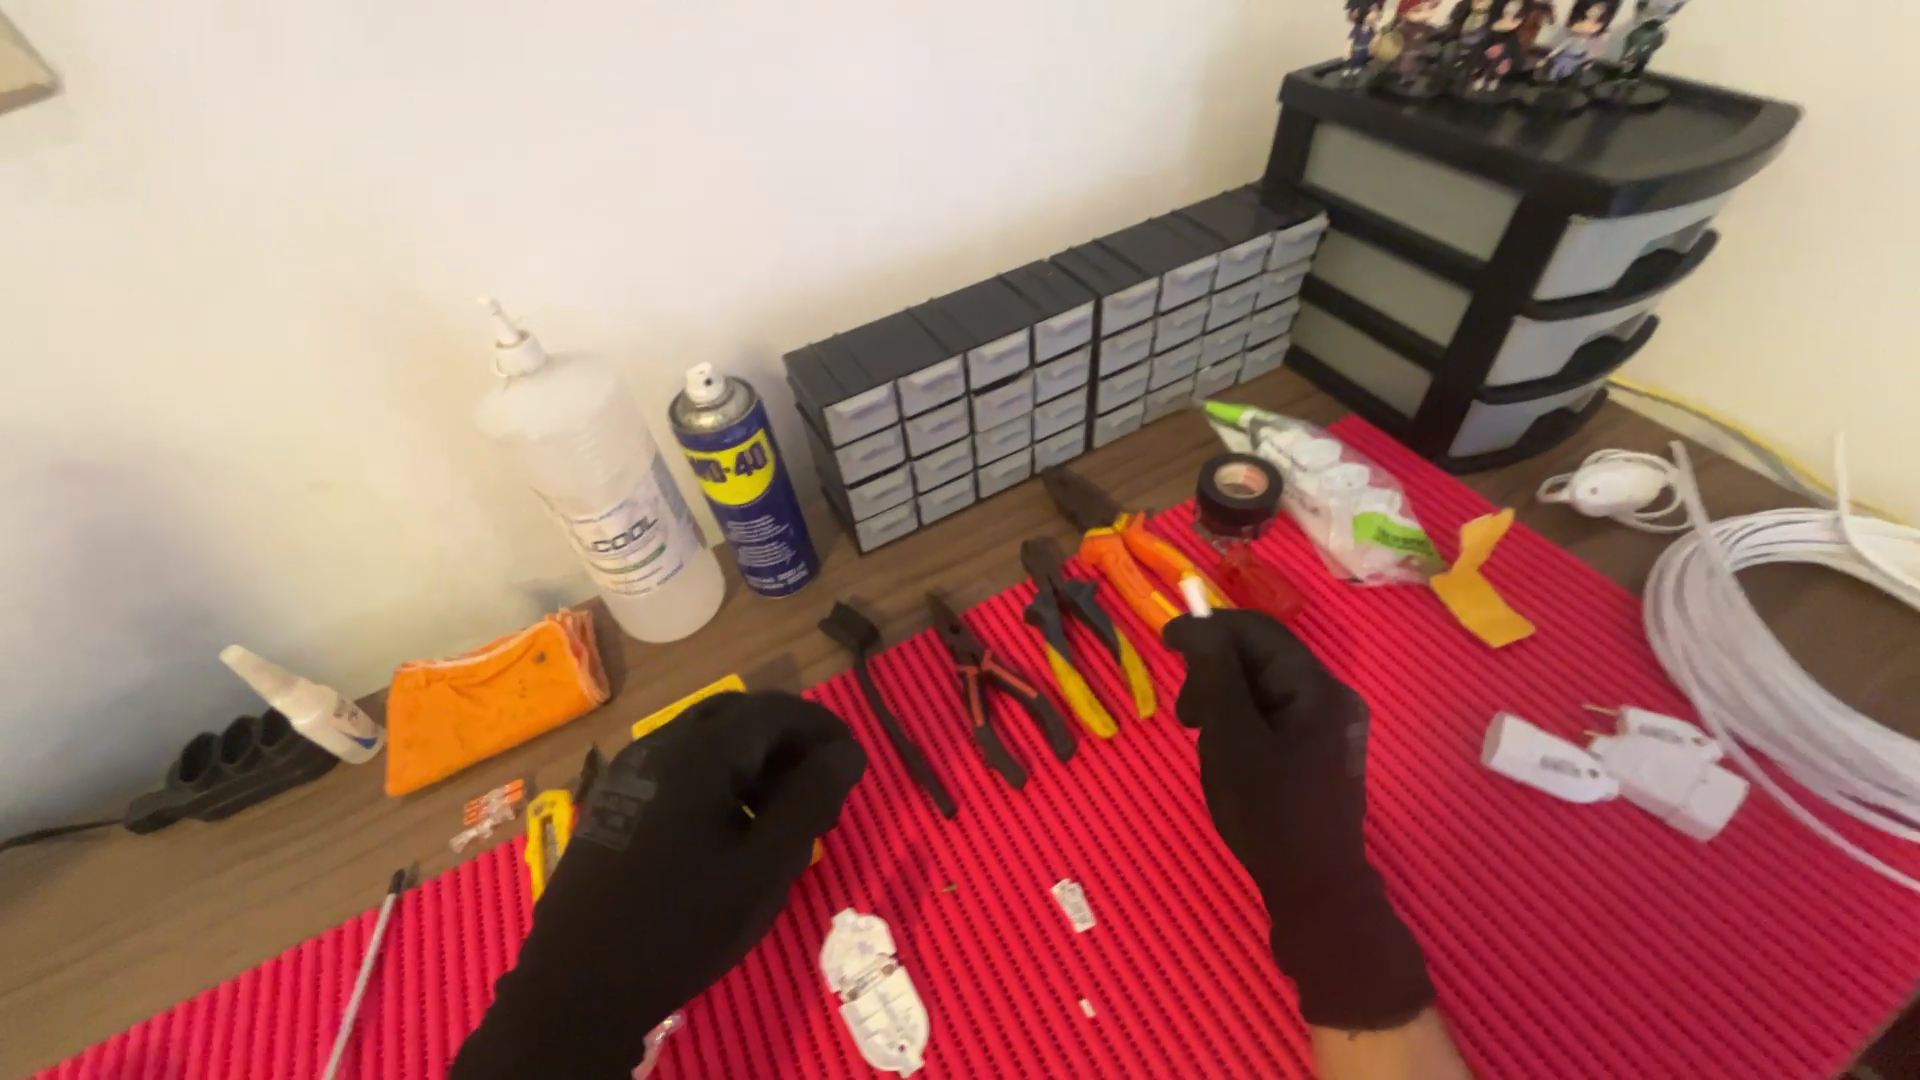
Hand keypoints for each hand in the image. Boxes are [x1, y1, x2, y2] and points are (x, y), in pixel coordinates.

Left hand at [453, 691, 866, 1079]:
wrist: (574, 993)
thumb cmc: (682, 927)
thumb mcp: (765, 867)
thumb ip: (812, 799)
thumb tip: (849, 751)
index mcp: (697, 752)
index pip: (775, 710)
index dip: (822, 727)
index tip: (852, 763)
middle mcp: (660, 744)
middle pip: (741, 716)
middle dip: (788, 742)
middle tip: (819, 789)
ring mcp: (631, 769)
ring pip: (709, 738)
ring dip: (755, 760)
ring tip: (780, 815)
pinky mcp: (616, 798)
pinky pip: (680, 764)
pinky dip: (720, 776)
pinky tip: (731, 827)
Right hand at [1164, 611, 1432, 1032]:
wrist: (1314, 889)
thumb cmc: (1268, 812)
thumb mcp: (1231, 737)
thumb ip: (1215, 674)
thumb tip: (1195, 624)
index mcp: (1317, 687)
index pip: (1257, 630)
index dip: (1208, 627)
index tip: (1164, 642)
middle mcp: (1330, 694)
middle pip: (1260, 655)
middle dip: (1213, 669)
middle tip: (1184, 713)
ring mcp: (1327, 721)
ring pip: (1261, 682)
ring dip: (1221, 694)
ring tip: (1198, 731)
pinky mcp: (1317, 745)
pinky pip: (1270, 708)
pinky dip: (1237, 714)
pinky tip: (1222, 742)